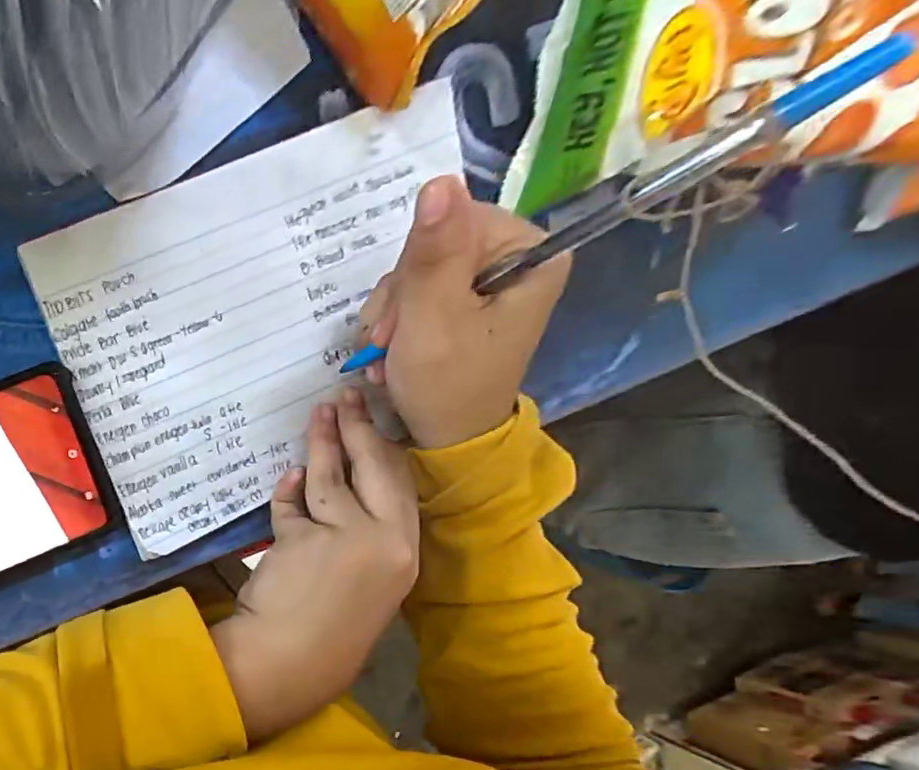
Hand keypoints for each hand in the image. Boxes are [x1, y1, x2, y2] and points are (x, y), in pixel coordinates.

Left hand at [210, 389, 418, 742]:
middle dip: (361, 430)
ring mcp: (345, 538)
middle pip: (375, 471)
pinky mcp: (303, 539)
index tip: (376, 425)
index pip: (400, 489)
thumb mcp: (362, 583)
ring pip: (332, 478)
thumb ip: (356, 538)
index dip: (387, 452)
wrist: (291, 662)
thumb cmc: (328, 630)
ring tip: (319, 414)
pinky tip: (290, 476)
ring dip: (324, 442)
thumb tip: (322, 490)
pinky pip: (292, 505)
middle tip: (348, 397)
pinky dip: (287, 491)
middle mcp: (385, 542)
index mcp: (406, 555)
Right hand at [358, 176, 570, 448]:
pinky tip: (392, 353)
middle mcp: (512, 262)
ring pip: (415, 274)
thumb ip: (432, 253)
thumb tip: (438, 181)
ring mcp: (485, 286)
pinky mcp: (461, 306)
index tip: (402, 318)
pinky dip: (393, 326)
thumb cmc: (446, 384)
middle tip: (391, 342)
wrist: (449, 439)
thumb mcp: (432, 318)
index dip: (416, 266)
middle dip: (398, 299)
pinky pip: (413, 296)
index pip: (456, 222)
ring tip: (389, 355)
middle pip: (431, 249)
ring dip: (389, 316)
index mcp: (529, 255)